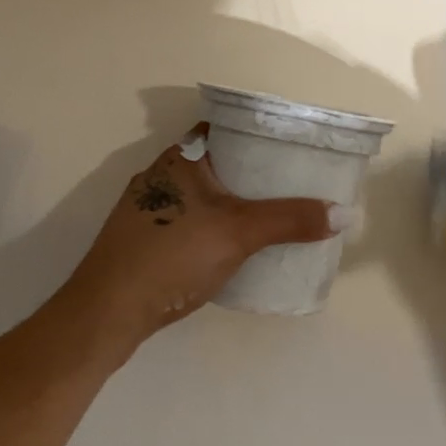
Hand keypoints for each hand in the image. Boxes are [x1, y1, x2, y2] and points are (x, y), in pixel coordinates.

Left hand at [60, 123, 340, 344]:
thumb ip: (289, 220)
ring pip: (204, 193)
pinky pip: (192, 219)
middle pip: (218, 161)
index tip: (293, 143)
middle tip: (295, 178)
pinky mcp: (143, 241)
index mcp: (180, 157)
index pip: (226, 128)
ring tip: (276, 209)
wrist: (104, 316)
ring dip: (235, 199)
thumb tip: (342, 212)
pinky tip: (237, 243)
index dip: (260, 133)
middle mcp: (162, 175)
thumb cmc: (170, 257)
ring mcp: (149, 210)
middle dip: (254, 170)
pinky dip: (217, 223)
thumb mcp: (238, 233)